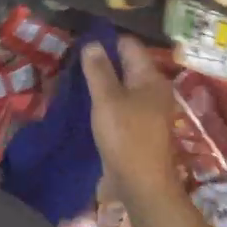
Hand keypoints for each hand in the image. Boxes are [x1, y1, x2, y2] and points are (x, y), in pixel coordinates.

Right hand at [81, 36, 179, 201]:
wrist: (143, 186)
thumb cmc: (126, 137)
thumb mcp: (107, 99)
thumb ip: (98, 69)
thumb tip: (92, 43)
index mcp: (150, 77)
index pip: (128, 44)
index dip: (106, 40)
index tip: (80, 43)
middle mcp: (153, 89)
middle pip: (126, 63)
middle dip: (101, 61)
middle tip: (74, 61)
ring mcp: (148, 109)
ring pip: (122, 84)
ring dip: (102, 81)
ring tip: (76, 80)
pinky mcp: (140, 126)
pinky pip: (121, 102)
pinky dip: (106, 99)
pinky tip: (88, 103)